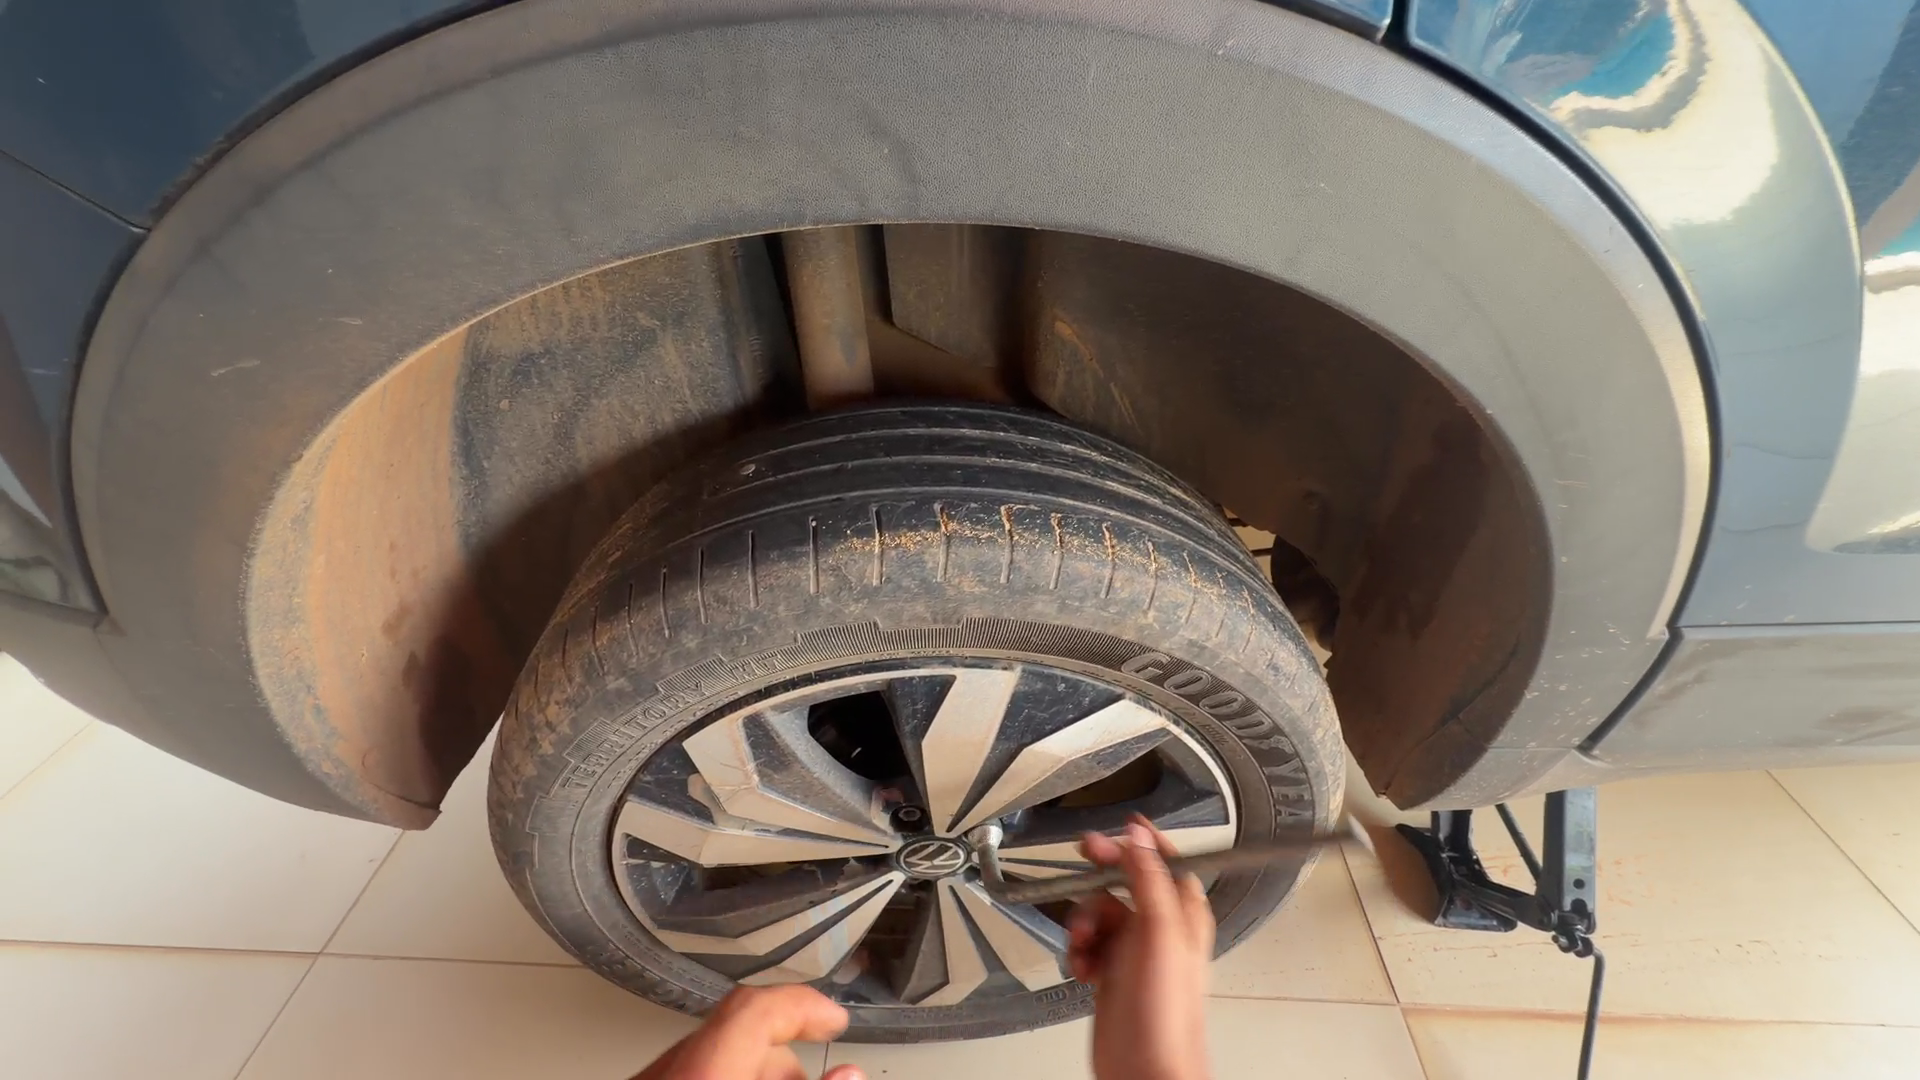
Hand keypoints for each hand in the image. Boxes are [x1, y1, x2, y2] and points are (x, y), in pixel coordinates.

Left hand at [631, 985, 863, 1079]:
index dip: (801, 1002)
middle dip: (785, 1038)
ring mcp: (653, 1077)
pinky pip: (691, 1071)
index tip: (834, 1018)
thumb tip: (850, 1074)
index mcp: (704, 1068)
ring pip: (711, 1053)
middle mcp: (669, 1069)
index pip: (754, 1007)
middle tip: (821, 1056)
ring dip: (758, 1063)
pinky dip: (727, 1073)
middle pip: (734, 1027)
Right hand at [1068, 816, 1213, 1079]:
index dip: (1144, 841)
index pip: (1165, 861)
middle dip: (1100, 875)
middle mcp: (1159, 928)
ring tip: (1083, 940)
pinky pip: (1087, 943)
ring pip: (1099, 911)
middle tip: (1085, 856)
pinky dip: (1078, 948)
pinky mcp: (1111, 972)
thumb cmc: (1167, 1015)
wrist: (1144, 1071)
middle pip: (1124, 880)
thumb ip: (1149, 878)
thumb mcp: (1159, 932)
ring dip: (1084, 921)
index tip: (1122, 826)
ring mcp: (1134, 951)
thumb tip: (1138, 837)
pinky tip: (1081, 964)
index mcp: (1182, 914)